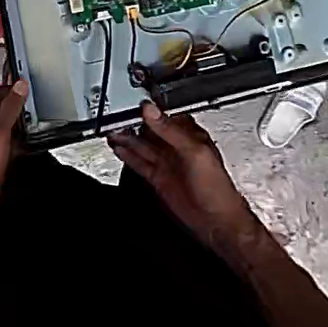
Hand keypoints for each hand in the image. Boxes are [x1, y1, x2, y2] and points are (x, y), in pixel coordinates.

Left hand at [0, 79, 27, 224]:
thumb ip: (9, 109)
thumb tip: (18, 87)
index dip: (12, 88)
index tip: (28, 85)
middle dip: (16, 106)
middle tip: (35, 103)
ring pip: (2, 126)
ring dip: (18, 124)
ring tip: (35, 122)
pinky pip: (5, 143)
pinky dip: (17, 141)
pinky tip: (28, 146)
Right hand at [109, 101, 263, 257]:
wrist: (217, 223)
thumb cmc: (217, 189)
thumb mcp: (193, 152)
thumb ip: (169, 130)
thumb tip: (150, 110)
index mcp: (190, 136)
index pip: (165, 116)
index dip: (149, 110)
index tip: (133, 104)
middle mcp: (177, 148)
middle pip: (150, 130)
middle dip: (133, 123)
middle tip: (115, 116)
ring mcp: (167, 163)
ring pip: (141, 145)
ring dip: (126, 137)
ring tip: (111, 129)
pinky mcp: (158, 178)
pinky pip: (139, 162)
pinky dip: (127, 154)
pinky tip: (118, 147)